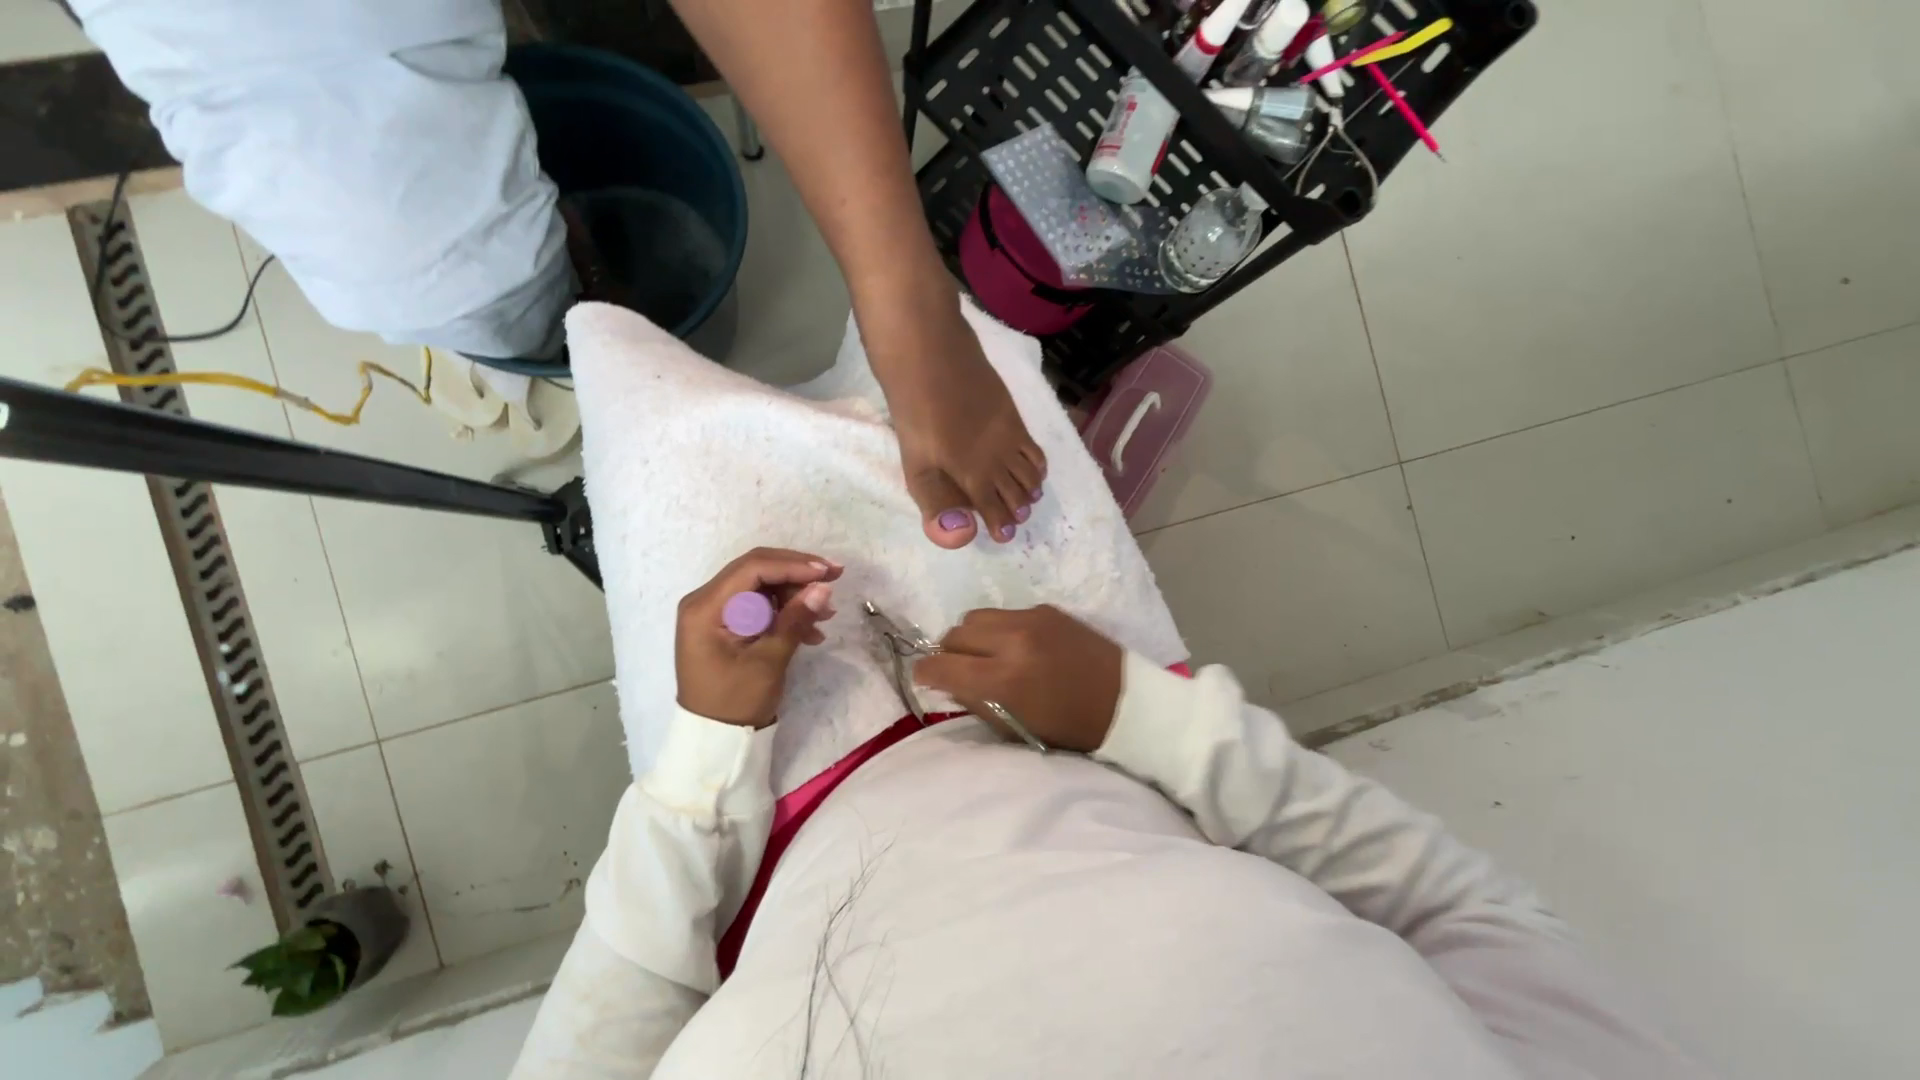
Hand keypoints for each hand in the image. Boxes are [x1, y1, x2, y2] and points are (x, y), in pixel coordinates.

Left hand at [674, 548, 842, 727]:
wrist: (715, 738)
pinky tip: (810, 630)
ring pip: (761, 585)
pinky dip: (784, 611)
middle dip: (797, 573)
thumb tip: (823, 587)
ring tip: (826, 615)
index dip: (793, 565)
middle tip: (835, 579)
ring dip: (794, 594)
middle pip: (756, 570)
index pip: (753, 568)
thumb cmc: (736, 702)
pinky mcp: (725, 623)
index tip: (828, 573)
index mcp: (706, 607)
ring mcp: (713, 611)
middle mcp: (704, 601)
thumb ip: (795, 620)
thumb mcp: (769, 661)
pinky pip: (758, 604)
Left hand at [863, 288, 1047, 549]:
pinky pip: (1034, 448)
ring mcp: (1010, 434)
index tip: (1003, 536)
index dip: (1000, 524)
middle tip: (1013, 520)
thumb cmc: (913, 409)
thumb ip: (937, 502)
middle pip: (1017, 492)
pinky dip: (1037, 465)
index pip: (996, 508)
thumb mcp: (916, 462)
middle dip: (1016, 510)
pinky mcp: (1012, 412)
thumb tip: (963, 538)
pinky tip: (1033, 467)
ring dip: (1029, 489)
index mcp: (975, 474)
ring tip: (1024, 498)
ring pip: (1031, 472)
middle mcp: (1000, 458)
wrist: (929, 350)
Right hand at [914, 606, 1122, 752]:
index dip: (925, 674)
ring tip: (987, 655)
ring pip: (975, 617)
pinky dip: (1001, 630)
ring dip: (972, 637)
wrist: (1128, 702)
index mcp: (1004, 679)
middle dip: (949, 654)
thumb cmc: (1071, 728)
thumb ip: (975, 702)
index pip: (941, 666)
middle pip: (954, 634)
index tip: (926, 680)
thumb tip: (946, 683)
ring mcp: (1031, 619)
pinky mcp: (1047, 609)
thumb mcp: (1016, 728)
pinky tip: (1018, 647)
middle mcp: (1013, 641)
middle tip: (960, 670)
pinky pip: (1006, 613)